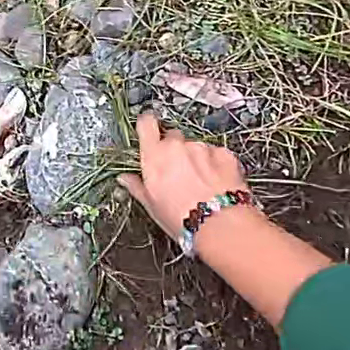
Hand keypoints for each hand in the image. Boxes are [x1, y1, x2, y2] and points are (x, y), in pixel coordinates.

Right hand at [117, 110, 248, 240]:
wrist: (220, 225)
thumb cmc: (182, 219)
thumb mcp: (152, 206)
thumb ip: (137, 186)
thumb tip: (125, 179)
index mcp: (155, 155)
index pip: (146, 124)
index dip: (148, 125)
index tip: (150, 132)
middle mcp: (177, 145)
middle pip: (172, 136)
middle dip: (173, 149)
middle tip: (176, 172)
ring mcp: (202, 147)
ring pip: (195, 146)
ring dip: (195, 159)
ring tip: (200, 184)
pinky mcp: (224, 153)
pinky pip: (216, 153)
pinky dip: (215, 164)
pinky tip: (215, 184)